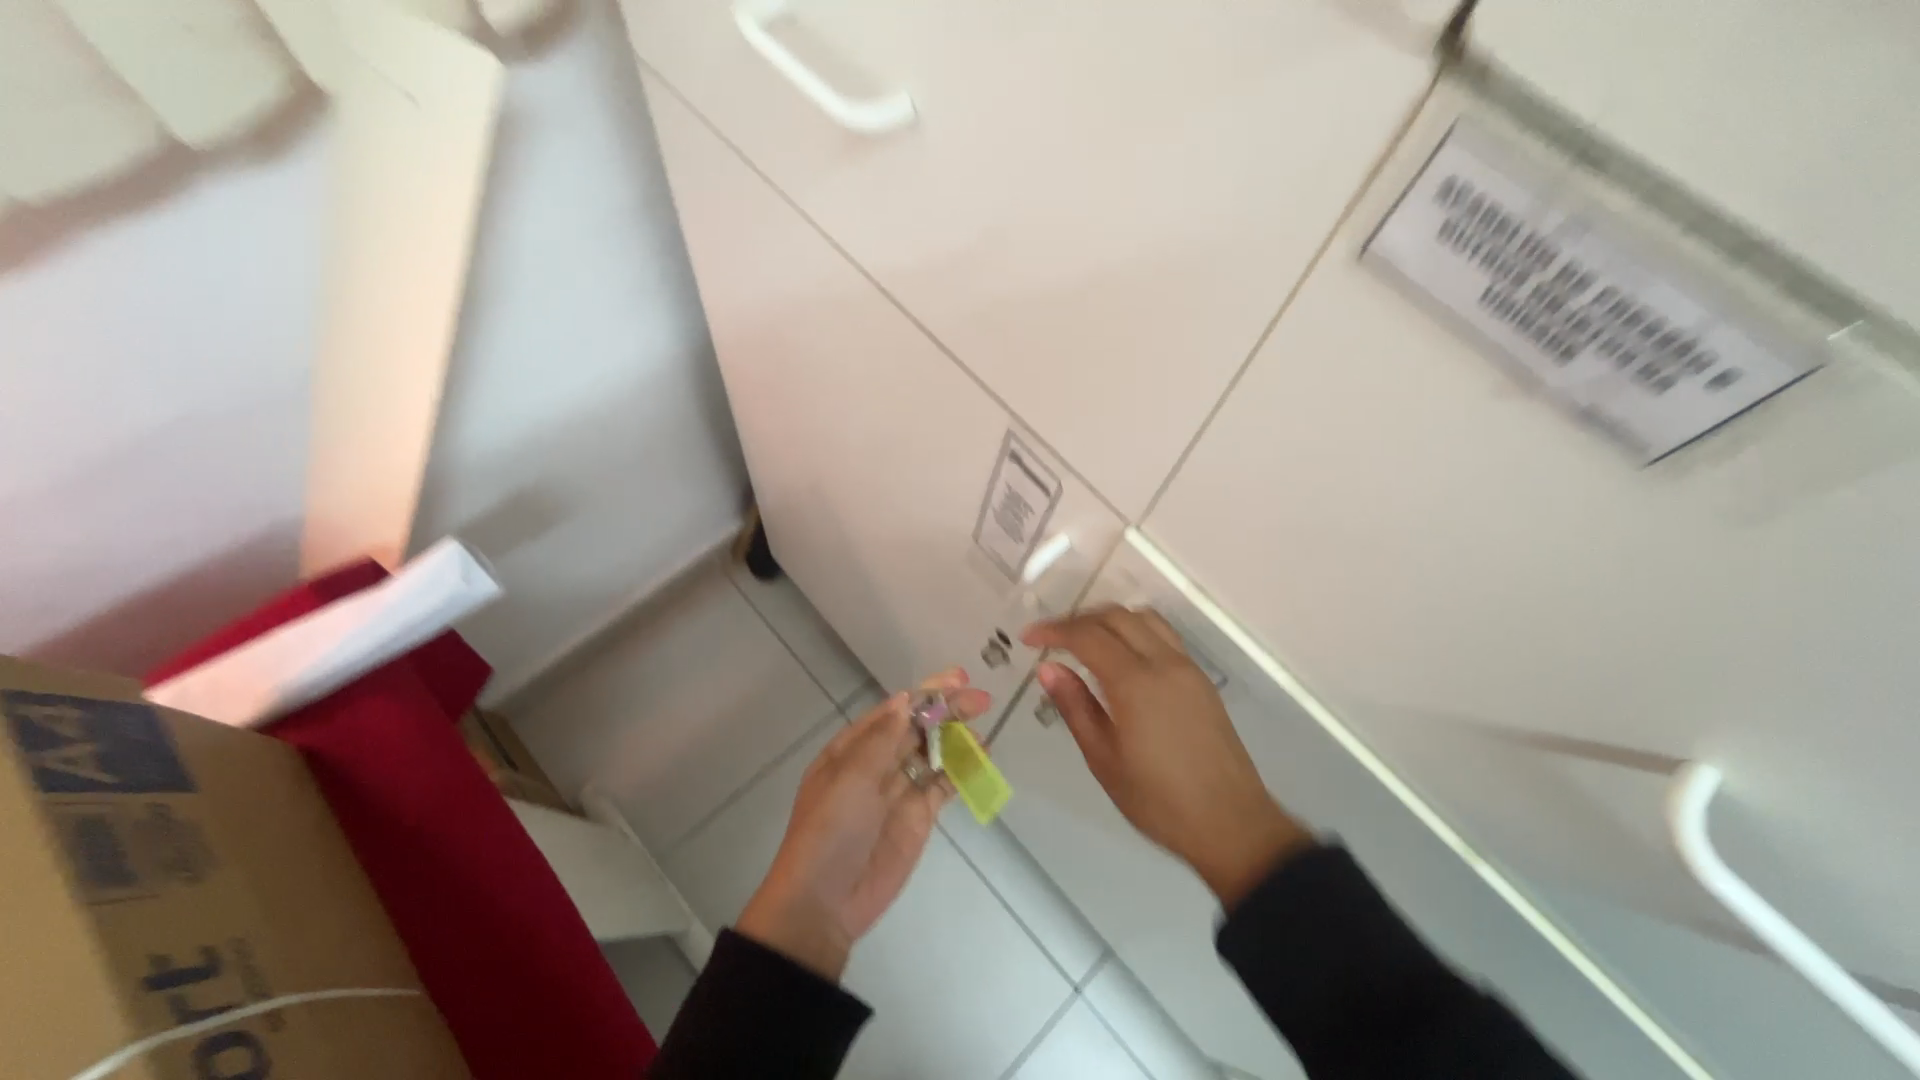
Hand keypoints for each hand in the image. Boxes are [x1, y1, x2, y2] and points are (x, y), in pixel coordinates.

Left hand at [737, 670, 990, 979]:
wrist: (825, 900)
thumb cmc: (830, 831)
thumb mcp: (850, 778)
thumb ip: (882, 739)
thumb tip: (905, 699)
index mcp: (851, 749)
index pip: (893, 711)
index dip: (924, 693)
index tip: (957, 678)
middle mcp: (876, 764)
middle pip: (917, 728)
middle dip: (947, 710)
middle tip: (981, 698)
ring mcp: (899, 791)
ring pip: (932, 753)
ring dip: (957, 737)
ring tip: (984, 723)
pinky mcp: (918, 817)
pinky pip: (943, 785)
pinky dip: (962, 769)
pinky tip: (982, 756)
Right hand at [1023, 606, 1312, 909]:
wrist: (1231, 823)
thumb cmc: (1158, 801)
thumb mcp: (1104, 759)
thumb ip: (1075, 707)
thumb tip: (1049, 668)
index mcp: (1136, 683)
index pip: (1088, 636)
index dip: (1054, 630)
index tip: (1028, 638)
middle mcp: (1165, 664)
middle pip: (1117, 617)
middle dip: (1079, 620)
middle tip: (1050, 638)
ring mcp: (1188, 669)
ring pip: (1145, 620)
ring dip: (1109, 620)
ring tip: (1082, 641)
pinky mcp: (1201, 681)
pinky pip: (1164, 636)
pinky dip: (1134, 631)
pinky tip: (1119, 657)